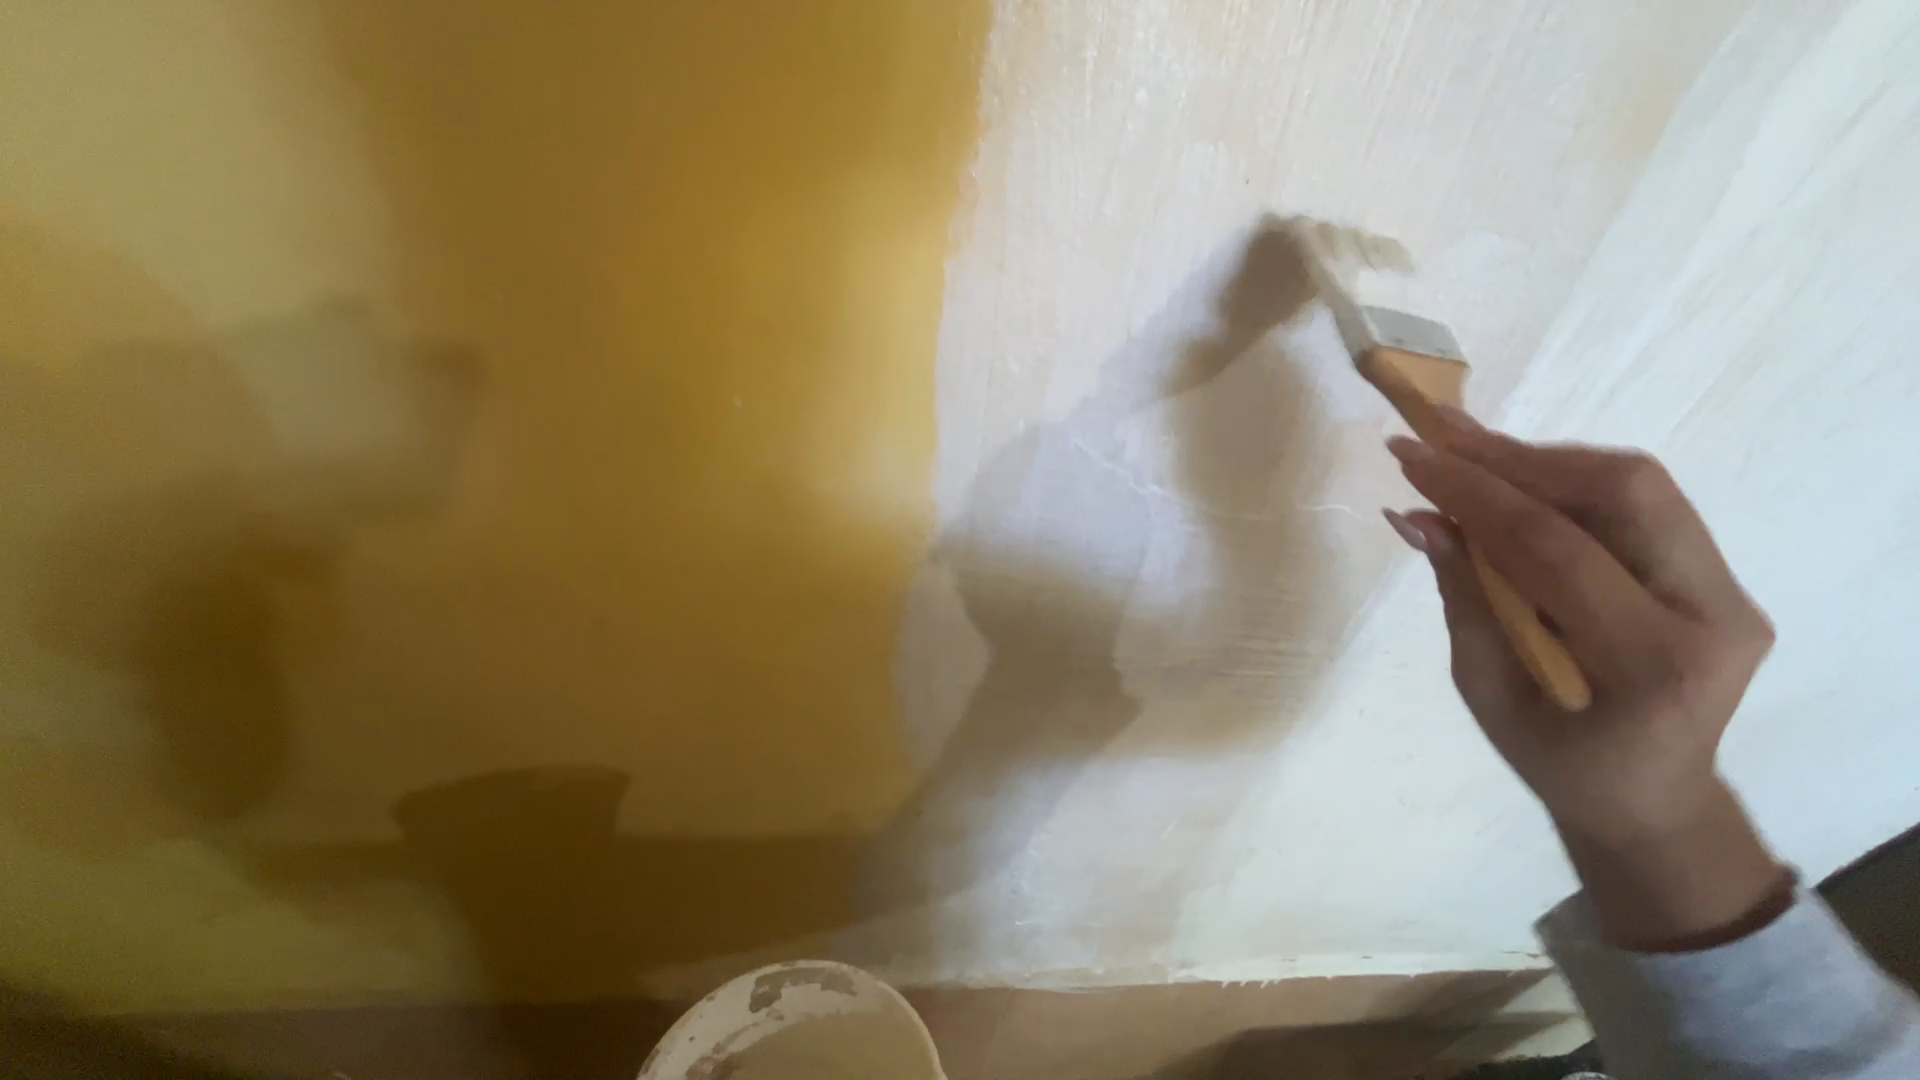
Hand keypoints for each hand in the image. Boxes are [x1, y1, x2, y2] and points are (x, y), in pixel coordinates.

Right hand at [1383, 410, 1791, 950]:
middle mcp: (1712, 612)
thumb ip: (1463, 596)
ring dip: (1538, 460)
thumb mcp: (1486, 689)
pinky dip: (1563, 481)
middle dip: (1515, 456)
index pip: (1555, 547)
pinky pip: (1639, 503)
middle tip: (1437, 438)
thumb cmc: (1555, 759)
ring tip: (1463, 452)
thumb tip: (1417, 517)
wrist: (1651, 795)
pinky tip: (1508, 480)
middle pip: (1621, 491)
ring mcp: (1728, 588)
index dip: (1474, 492)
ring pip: (1636, 484)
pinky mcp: (1717, 574)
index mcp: (1651, 661)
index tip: (1409, 455)